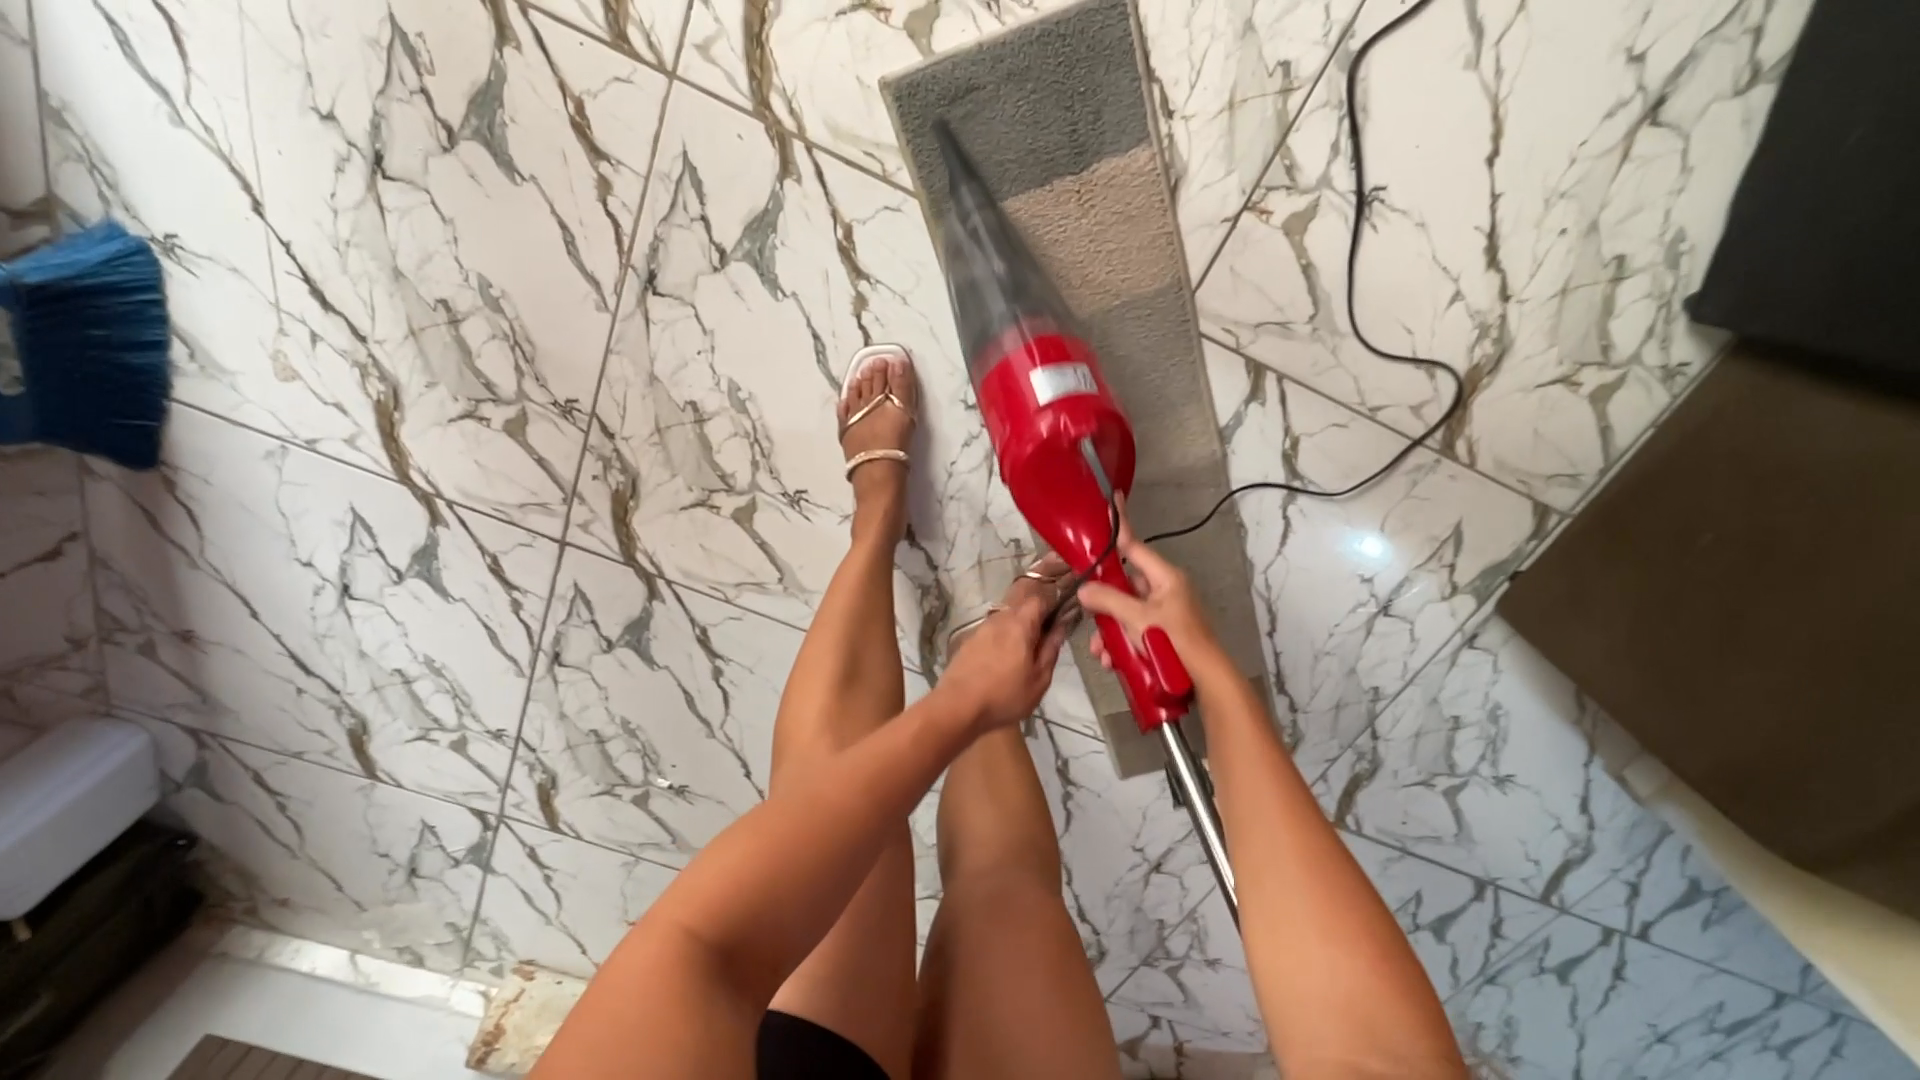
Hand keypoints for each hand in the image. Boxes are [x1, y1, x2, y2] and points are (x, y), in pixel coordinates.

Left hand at [937, 555, 1073, 733]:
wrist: (956, 707)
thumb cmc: (1004, 696)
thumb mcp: (1039, 679)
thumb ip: (1051, 649)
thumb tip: (1061, 626)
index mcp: (1020, 624)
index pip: (1040, 598)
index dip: (1054, 598)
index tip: (1065, 607)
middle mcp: (999, 619)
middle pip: (1021, 601)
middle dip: (1037, 606)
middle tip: (1050, 623)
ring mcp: (981, 628)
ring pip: (1006, 615)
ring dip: (1020, 620)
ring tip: (1030, 642)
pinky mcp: (969, 641)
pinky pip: (994, 628)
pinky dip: (1005, 633)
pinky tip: (1008, 652)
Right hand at [1077, 496, 1221, 668]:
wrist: (1206, 681)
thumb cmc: (1174, 641)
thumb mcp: (1137, 618)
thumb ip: (1108, 600)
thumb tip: (1084, 588)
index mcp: (1165, 578)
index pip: (1135, 546)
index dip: (1119, 528)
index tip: (1109, 502)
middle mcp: (1165, 591)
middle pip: (1124, 587)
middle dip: (1104, 607)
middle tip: (1091, 619)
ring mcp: (1165, 615)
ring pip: (1125, 614)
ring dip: (1110, 632)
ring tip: (1103, 653)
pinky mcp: (1162, 637)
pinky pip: (1133, 633)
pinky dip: (1121, 645)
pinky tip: (1112, 662)